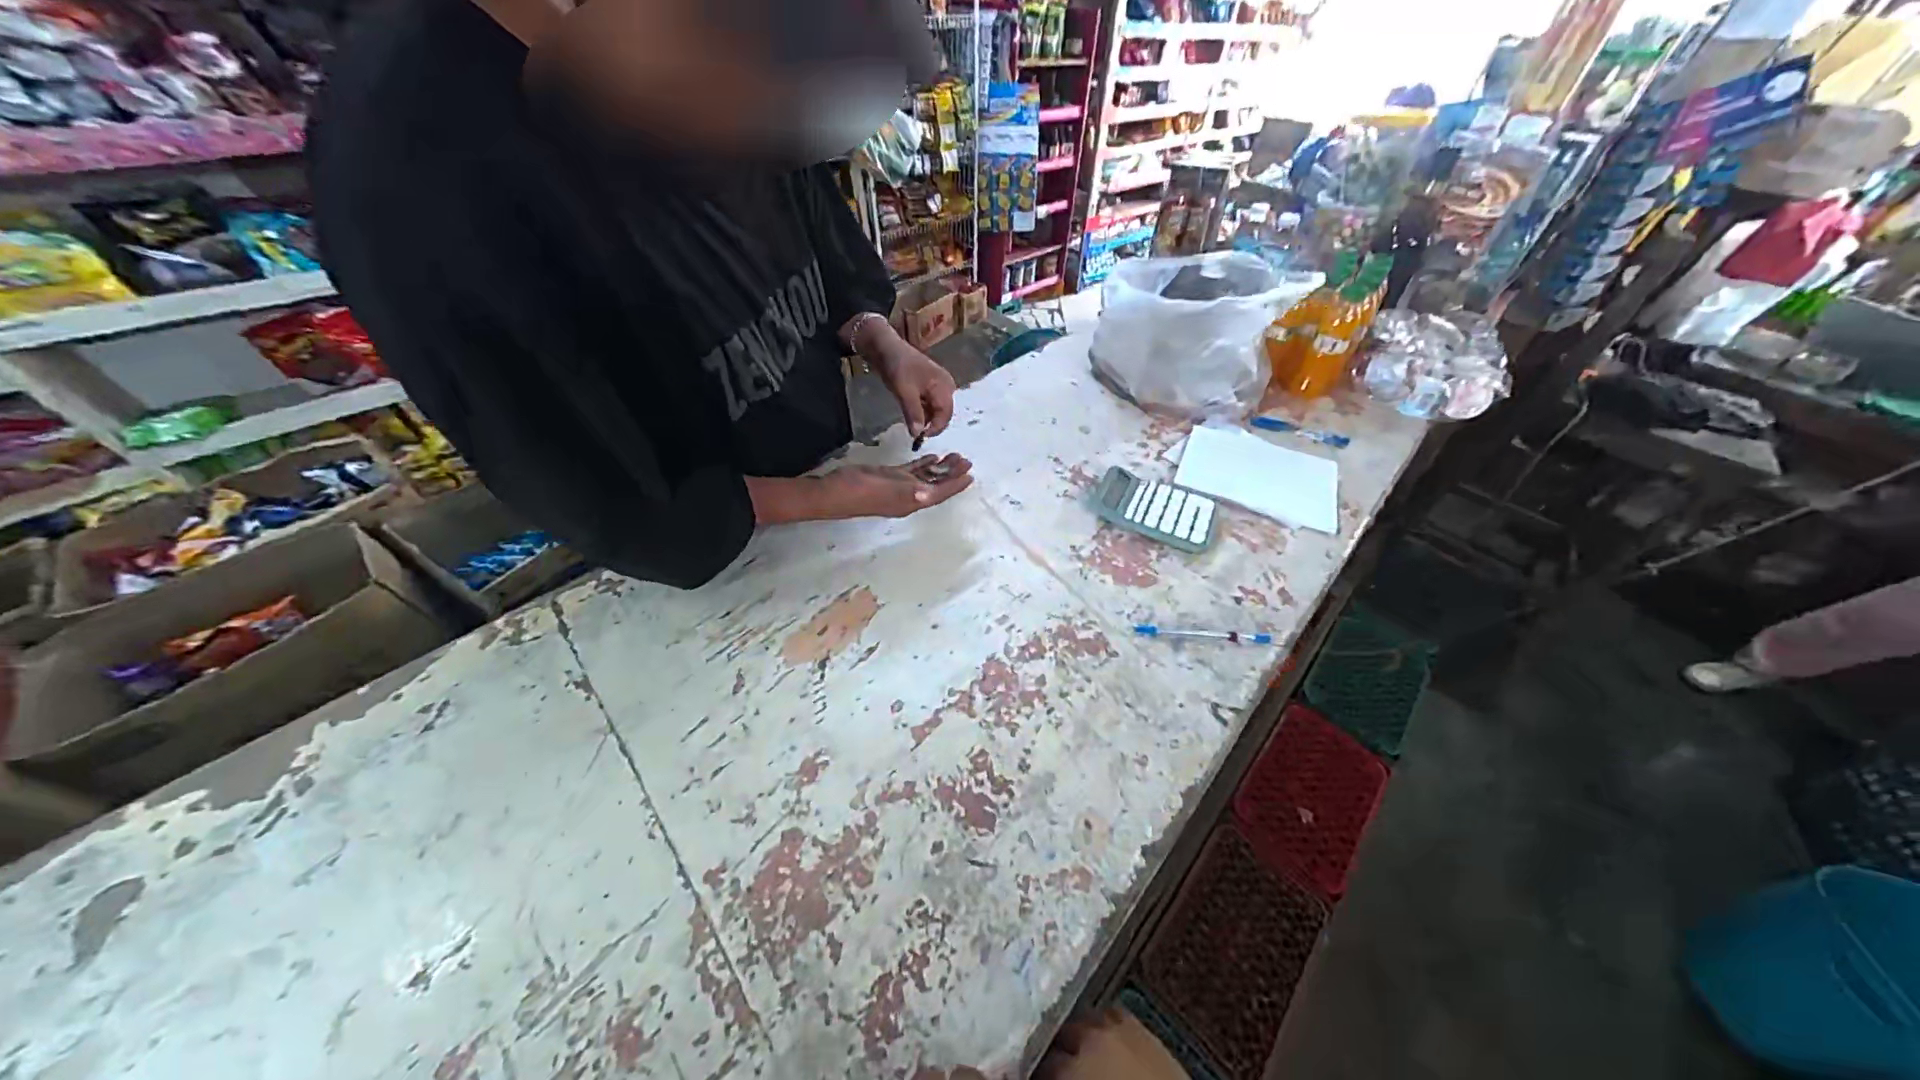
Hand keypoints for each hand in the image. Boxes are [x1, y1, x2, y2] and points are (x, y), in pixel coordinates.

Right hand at [817, 454, 972, 518]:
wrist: (832, 492)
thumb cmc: (860, 491)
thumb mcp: (887, 489)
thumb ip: (909, 491)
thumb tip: (927, 495)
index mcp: (912, 501)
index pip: (940, 493)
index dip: (956, 484)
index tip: (971, 474)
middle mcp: (910, 496)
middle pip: (937, 485)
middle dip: (952, 473)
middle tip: (965, 459)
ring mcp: (899, 487)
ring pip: (927, 477)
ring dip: (941, 468)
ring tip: (955, 456)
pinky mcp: (889, 478)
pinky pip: (913, 471)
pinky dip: (924, 464)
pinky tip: (933, 457)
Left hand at [873, 341, 956, 441]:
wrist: (885, 348)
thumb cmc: (898, 366)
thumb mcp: (904, 392)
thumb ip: (913, 413)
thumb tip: (917, 434)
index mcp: (944, 386)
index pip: (945, 415)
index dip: (934, 429)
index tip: (919, 438)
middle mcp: (946, 387)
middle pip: (942, 414)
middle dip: (930, 424)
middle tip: (913, 432)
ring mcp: (938, 387)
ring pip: (935, 411)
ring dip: (924, 418)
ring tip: (910, 420)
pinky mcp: (929, 387)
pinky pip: (929, 404)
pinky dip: (921, 411)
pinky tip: (910, 411)